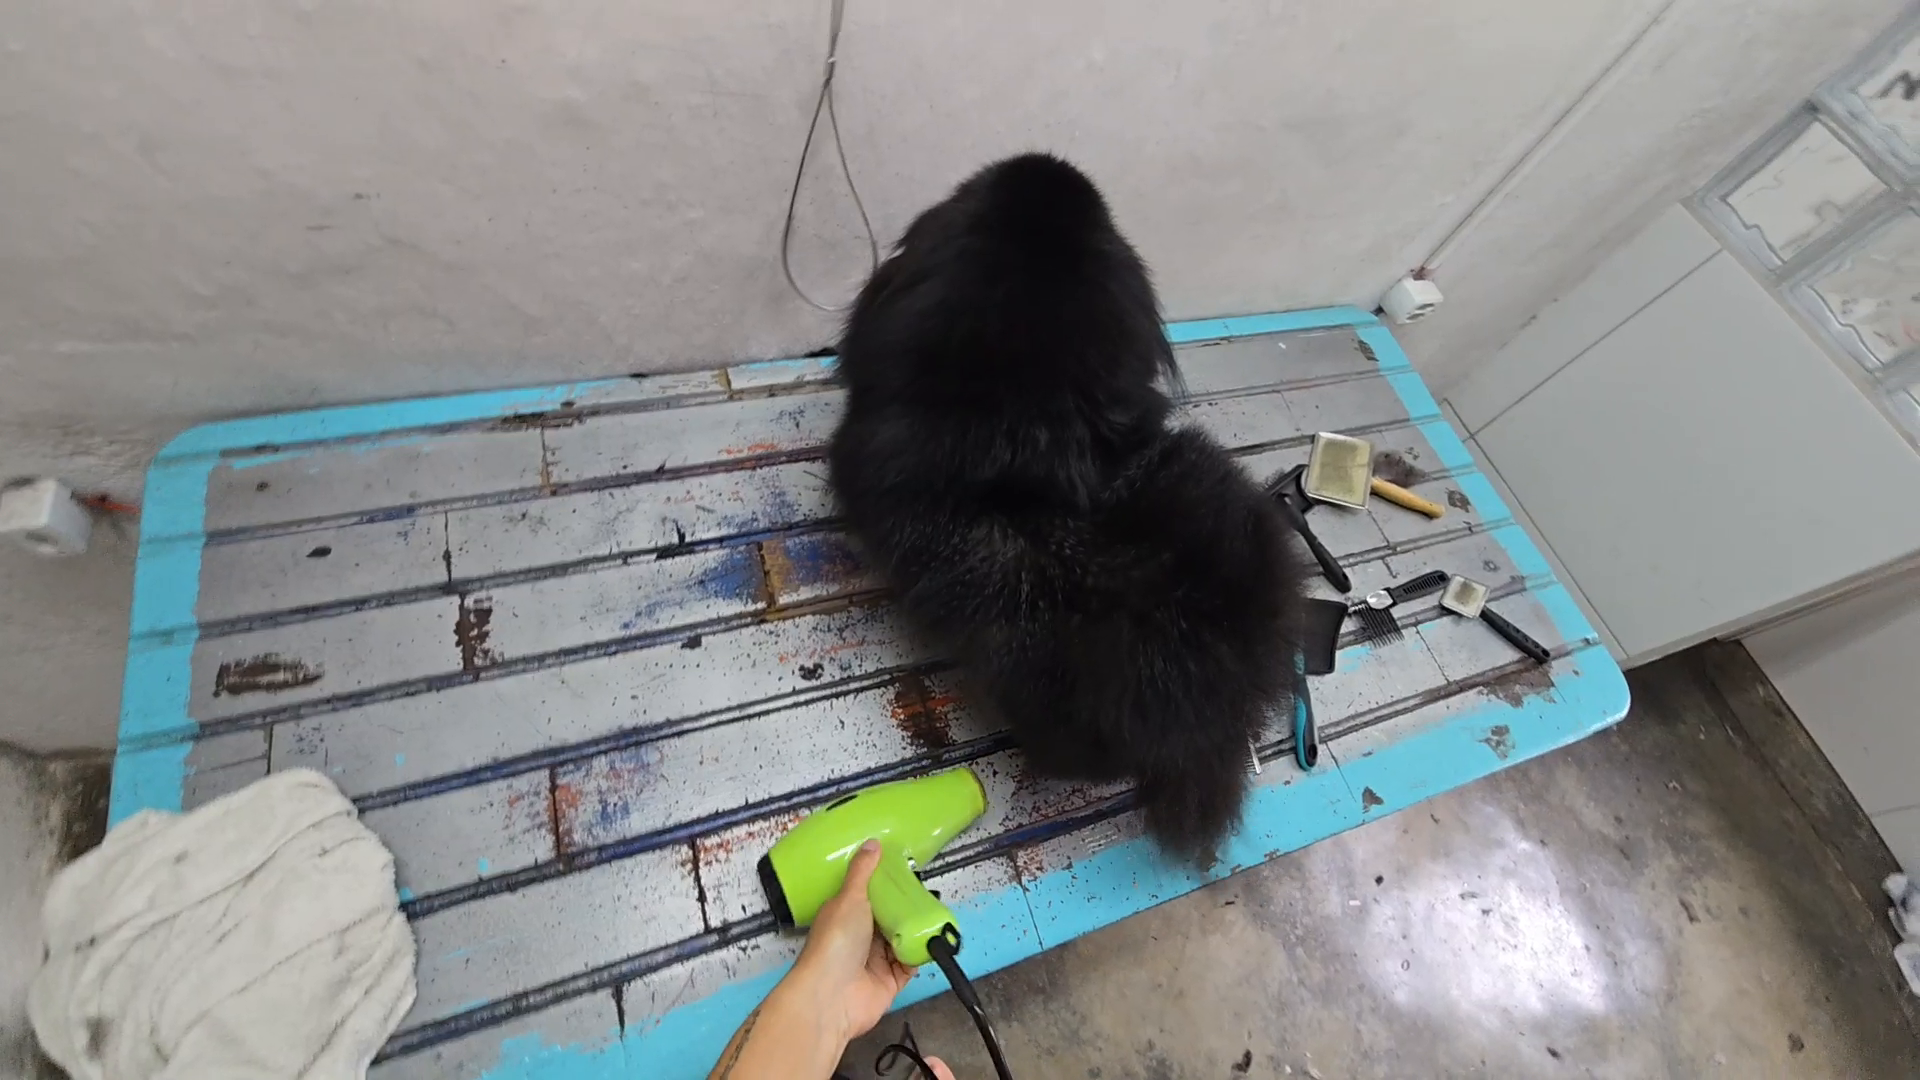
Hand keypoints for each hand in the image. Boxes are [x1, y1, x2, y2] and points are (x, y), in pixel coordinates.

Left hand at [789, 839, 919, 1042]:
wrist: (831, 996)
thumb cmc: (836, 940)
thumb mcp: (850, 897)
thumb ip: (863, 871)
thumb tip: (872, 842)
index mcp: (846, 914)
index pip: (869, 895)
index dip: (886, 884)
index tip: (907, 871)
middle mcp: (860, 936)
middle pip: (888, 917)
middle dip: (905, 906)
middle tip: (928, 892)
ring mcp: (874, 960)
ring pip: (901, 939)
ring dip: (915, 929)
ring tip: (936, 912)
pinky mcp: (890, 981)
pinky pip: (910, 964)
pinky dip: (920, 953)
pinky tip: (932, 939)